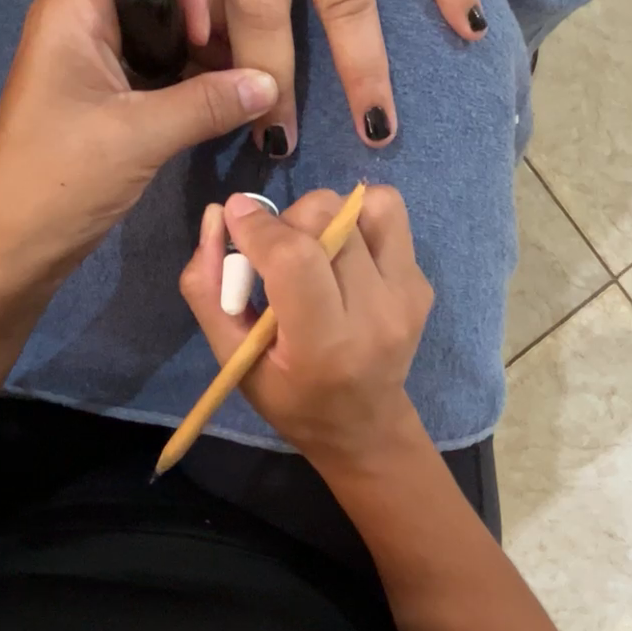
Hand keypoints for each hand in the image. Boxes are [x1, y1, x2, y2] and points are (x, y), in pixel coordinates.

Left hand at [0, 0, 277, 293]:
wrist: (17, 243)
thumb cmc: (62, 180)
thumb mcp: (140, 137)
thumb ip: (207, 104)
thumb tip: (271, 82)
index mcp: (73, 9)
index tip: (207, 32)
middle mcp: (83, 21)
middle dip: (204, 9)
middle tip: (240, 58)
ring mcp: (96, 59)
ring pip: (160, 26)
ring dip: (204, 48)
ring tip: (241, 85)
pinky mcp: (109, 95)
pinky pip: (158, 66)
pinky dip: (192, 77)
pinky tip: (222, 104)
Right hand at [180, 186, 434, 464]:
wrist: (365, 425)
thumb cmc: (292, 398)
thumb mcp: (235, 359)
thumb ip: (210, 291)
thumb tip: (219, 216)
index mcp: (324, 346)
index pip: (296, 258)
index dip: (260, 227)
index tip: (237, 219)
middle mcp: (375, 315)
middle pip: (330, 218)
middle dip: (289, 221)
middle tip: (276, 251)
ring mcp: (406, 296)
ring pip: (367, 205)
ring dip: (329, 213)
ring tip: (314, 247)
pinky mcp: (421, 284)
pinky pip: (389, 217)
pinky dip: (359, 221)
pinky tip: (344, 255)